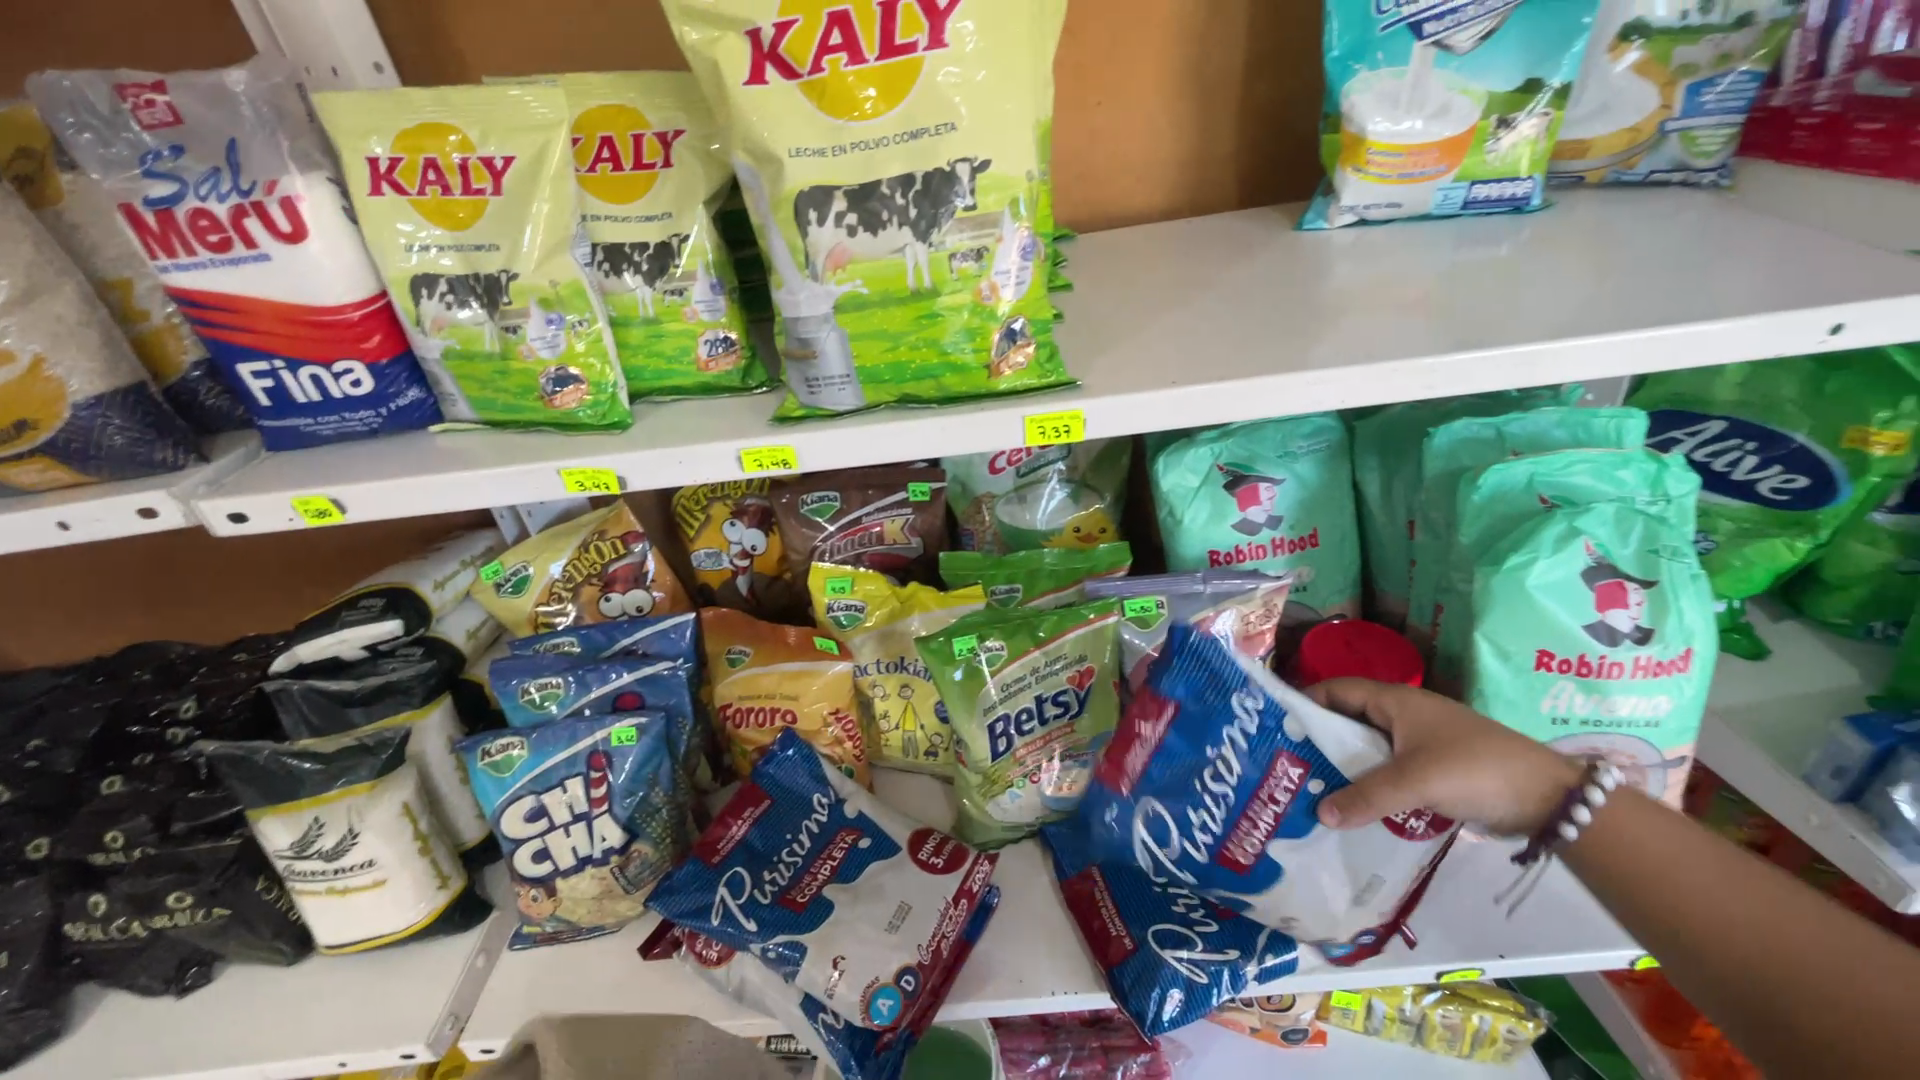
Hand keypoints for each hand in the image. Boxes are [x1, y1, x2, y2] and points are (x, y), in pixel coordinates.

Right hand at [1306, 678, 1583, 836]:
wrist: (1549, 798)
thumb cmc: (1475, 769)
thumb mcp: (1414, 782)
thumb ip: (1365, 797)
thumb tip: (1319, 813)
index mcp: (1396, 701)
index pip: (1337, 690)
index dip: (1306, 702)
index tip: (1277, 726)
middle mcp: (1405, 715)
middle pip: (1350, 721)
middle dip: (1319, 741)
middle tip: (1287, 765)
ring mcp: (1422, 743)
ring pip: (1370, 749)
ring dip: (1345, 767)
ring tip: (1313, 789)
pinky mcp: (1436, 769)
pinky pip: (1390, 771)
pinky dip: (1371, 785)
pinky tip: (1355, 808)